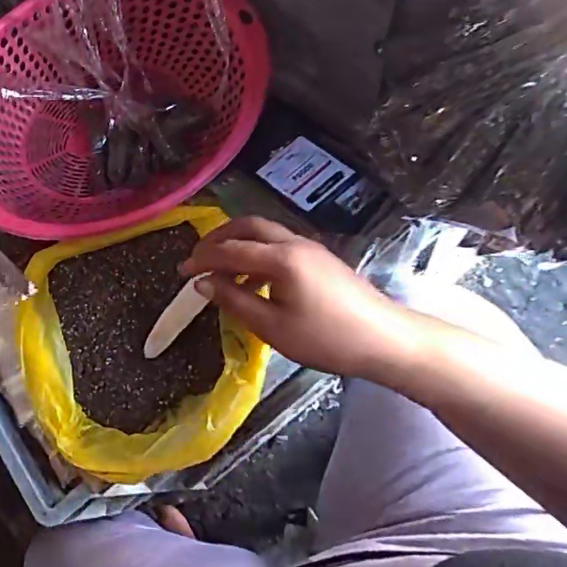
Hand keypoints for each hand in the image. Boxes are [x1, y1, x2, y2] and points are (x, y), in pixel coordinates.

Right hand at [182, 217, 531, 384]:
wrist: (385, 340)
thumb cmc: (326, 338)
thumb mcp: (273, 327)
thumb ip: (234, 300)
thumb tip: (203, 284)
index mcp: (281, 258)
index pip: (230, 249)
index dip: (202, 259)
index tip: (181, 272)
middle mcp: (295, 243)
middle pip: (248, 226)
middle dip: (218, 238)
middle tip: (197, 257)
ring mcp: (311, 248)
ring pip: (265, 234)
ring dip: (238, 244)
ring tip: (219, 270)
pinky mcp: (321, 259)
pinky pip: (279, 246)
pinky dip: (257, 254)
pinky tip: (252, 280)